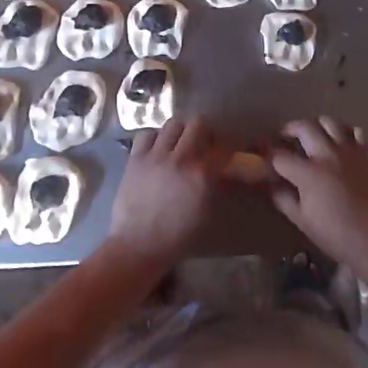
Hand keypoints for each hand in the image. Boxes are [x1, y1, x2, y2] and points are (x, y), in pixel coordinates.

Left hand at [106, 117, 224, 268]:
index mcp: (202, 174)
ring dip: (181, 130)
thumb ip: (216, 187)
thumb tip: (224, 172)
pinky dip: (155, 137)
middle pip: (198, 123)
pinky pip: (147, 134)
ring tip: (180, 143)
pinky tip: (158, 149)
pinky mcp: (135, 158)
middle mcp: (180, 158)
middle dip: (205, 130)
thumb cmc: (178, 236)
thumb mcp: (206, 212)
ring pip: (173, 123)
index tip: (231, 147)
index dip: (232, 143)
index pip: (224, 145)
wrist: (139, 245)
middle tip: (204, 142)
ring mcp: (156, 156)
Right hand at [267, 117, 367, 270]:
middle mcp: (328, 155)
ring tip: (310, 135)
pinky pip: (355, 131)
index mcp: (309, 173)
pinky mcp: (365, 155)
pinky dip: (344, 130)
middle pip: (304, 128)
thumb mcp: (301, 219)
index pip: (279, 155)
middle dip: (288, 129)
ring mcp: (349, 152)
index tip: (256, 147)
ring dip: (315, 125)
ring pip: (329, 122)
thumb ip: (283, 197)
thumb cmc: (334, 234)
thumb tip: (271, 183)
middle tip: (282, 137)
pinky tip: (337, 141)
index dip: (265, 150)